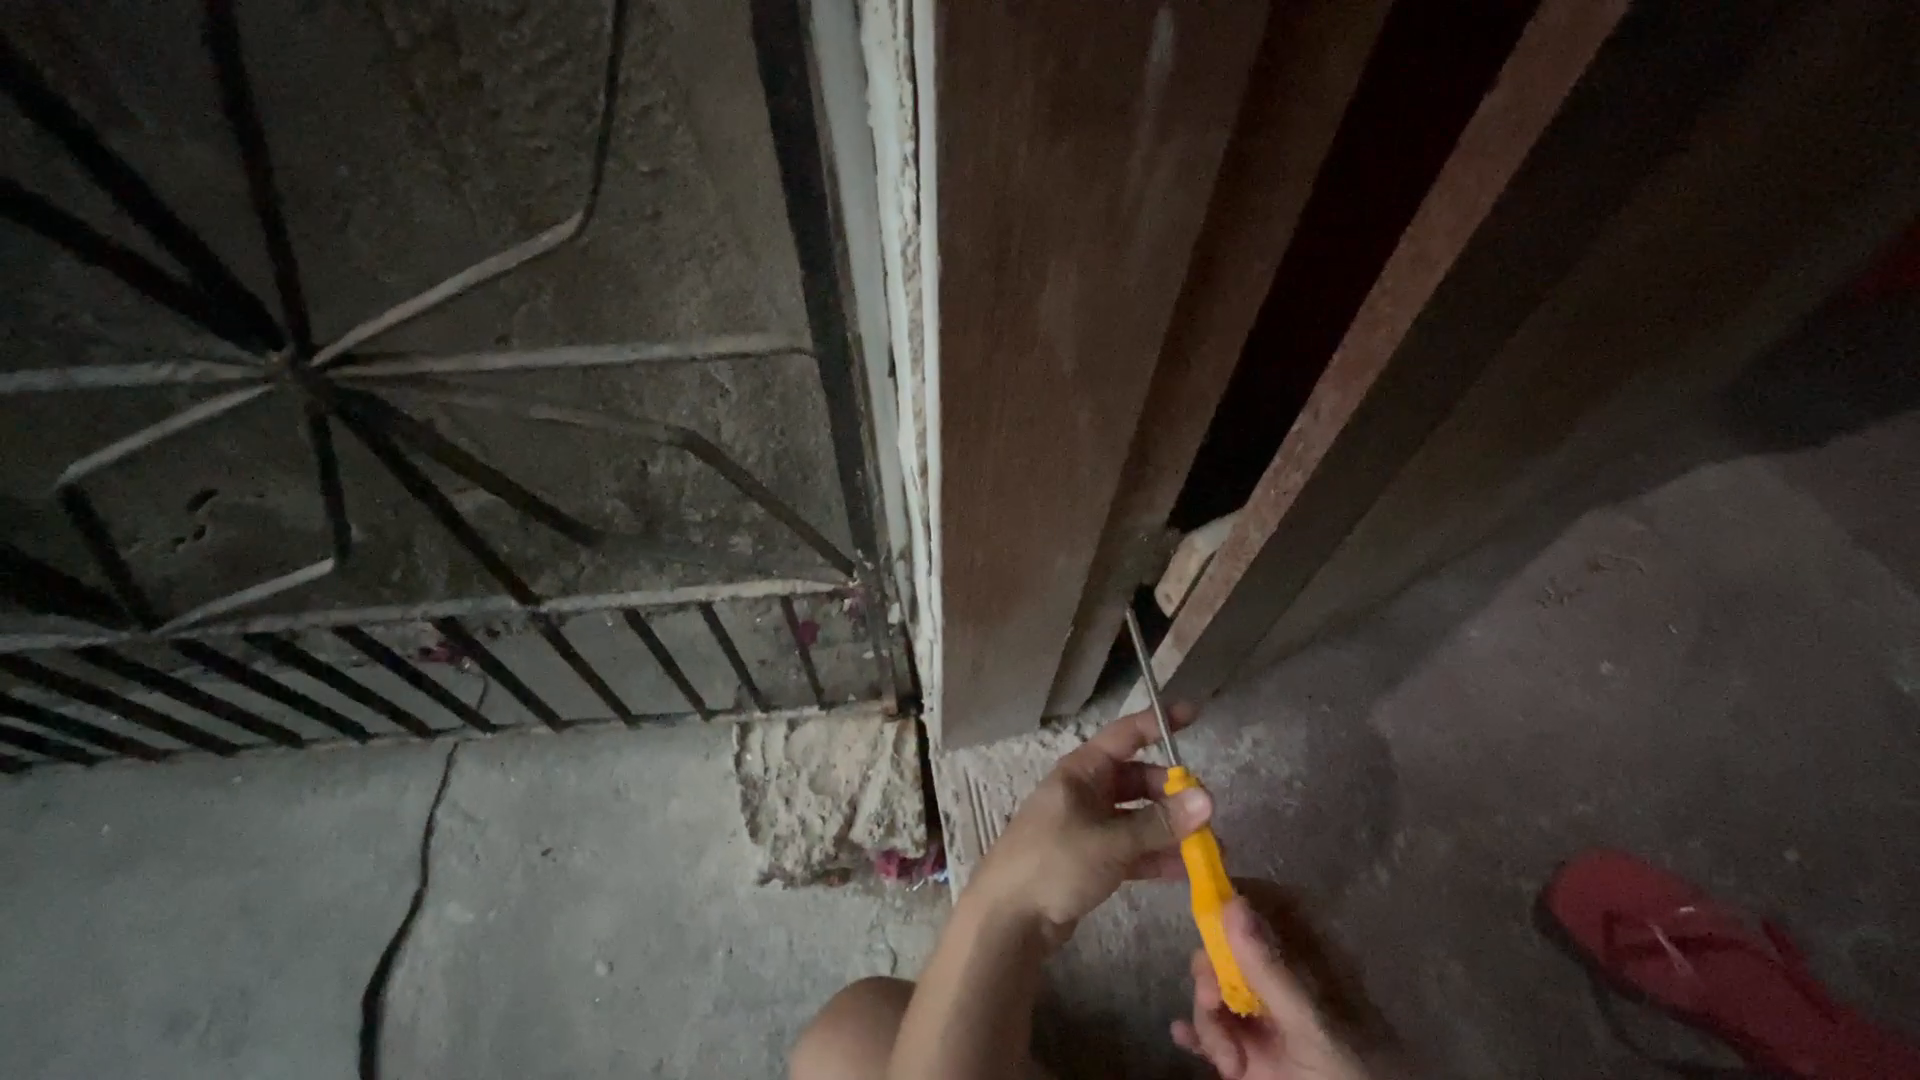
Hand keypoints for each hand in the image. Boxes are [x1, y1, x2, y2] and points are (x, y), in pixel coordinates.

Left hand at [966, 704, 1213, 947]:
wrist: (1008, 917)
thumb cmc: (1053, 863)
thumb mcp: (1109, 841)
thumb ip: (1159, 823)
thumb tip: (1208, 799)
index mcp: (1081, 771)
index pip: (1125, 735)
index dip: (1158, 723)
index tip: (1194, 714)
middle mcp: (1085, 792)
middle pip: (1138, 780)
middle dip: (1173, 793)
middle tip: (1208, 812)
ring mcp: (1088, 826)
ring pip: (1138, 818)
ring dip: (1170, 830)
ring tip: (1211, 848)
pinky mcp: (1091, 859)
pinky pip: (1132, 849)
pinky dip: (1155, 856)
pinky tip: (1186, 871)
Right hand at [1172, 899, 1371, 1079]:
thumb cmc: (1351, 1077)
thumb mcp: (1311, 1024)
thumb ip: (1269, 968)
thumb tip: (1230, 901)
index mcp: (1315, 965)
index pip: (1275, 908)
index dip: (1243, 897)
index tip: (1211, 900)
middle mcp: (1287, 985)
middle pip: (1232, 949)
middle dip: (1212, 972)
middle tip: (1213, 1000)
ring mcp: (1267, 1021)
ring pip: (1216, 990)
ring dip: (1208, 1018)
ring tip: (1226, 1058)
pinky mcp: (1249, 1055)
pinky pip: (1212, 1030)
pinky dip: (1196, 1033)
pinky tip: (1183, 1037)